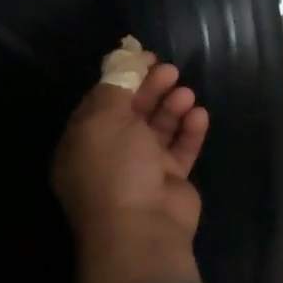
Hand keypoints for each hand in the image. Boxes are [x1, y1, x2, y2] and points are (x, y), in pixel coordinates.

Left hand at [52, 59, 210, 249]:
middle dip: (151, 89)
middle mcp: (109, 156)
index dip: (123, 78)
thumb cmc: (114, 169)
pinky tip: (199, 115)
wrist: (142, 225)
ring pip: (159, 128)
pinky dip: (190, 129)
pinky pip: (182, 147)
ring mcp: (141, 169)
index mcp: (83, 145)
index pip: (101, 104)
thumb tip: (123, 61)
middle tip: (172, 69)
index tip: (146, 57)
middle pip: (132, 113)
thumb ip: (115, 89)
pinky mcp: (170, 179)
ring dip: (172, 107)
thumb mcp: (104, 122)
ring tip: (186, 93)